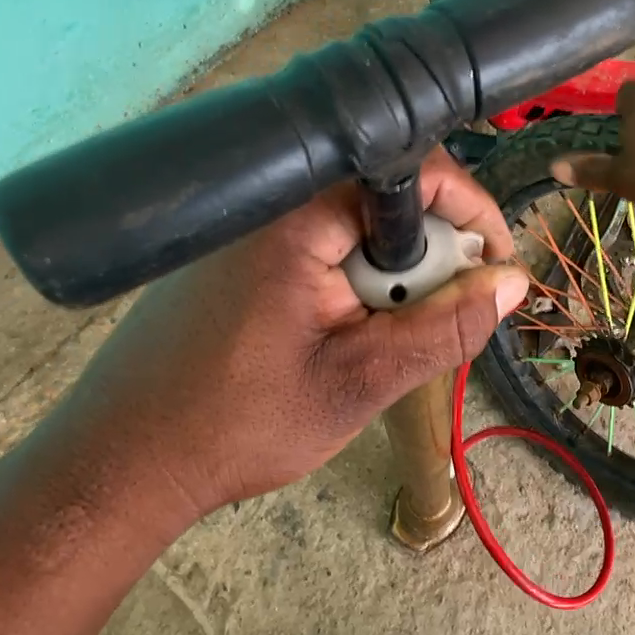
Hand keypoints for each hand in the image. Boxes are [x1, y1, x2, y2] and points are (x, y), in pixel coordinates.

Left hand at [58, 147, 529, 521]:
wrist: (120, 464)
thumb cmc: (238, 425)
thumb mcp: (361, 381)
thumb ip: (445, 327)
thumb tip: (514, 283)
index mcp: (299, 212)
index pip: (415, 170)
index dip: (470, 215)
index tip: (495, 272)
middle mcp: (274, 198)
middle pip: (391, 196)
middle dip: (432, 257)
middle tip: (436, 321)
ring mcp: (251, 222)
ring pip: (362, 223)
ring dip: (393, 275)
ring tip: (383, 338)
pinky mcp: (240, 248)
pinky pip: (325, 240)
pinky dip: (356, 278)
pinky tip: (344, 330)